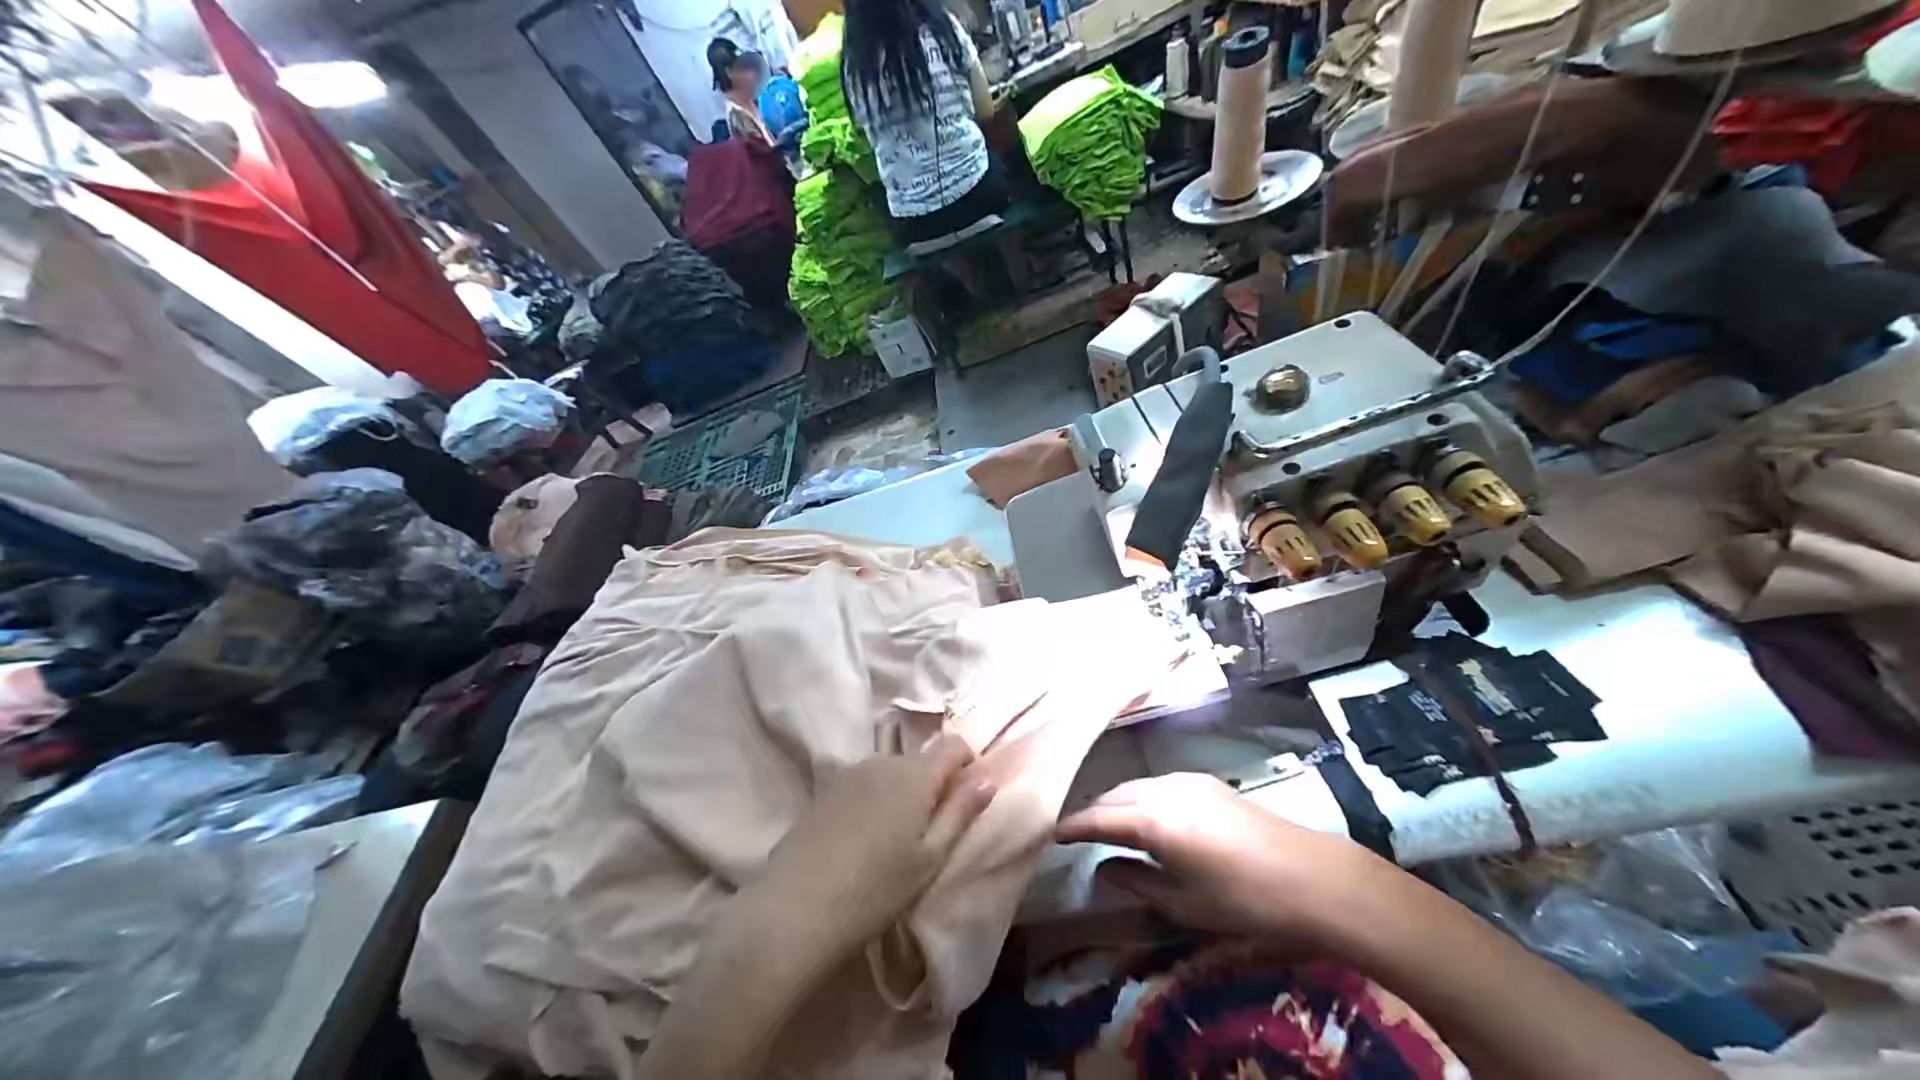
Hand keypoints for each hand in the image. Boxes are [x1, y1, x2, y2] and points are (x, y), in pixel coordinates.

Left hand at [738, 735, 996, 959]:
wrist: (797, 908)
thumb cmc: (877, 888)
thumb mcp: (931, 858)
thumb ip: (961, 811)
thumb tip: (987, 777)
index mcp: (914, 774)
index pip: (953, 745)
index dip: (968, 762)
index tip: (967, 796)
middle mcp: (881, 762)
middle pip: (919, 760)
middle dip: (932, 784)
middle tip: (930, 831)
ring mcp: (848, 774)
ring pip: (889, 772)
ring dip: (901, 793)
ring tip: (894, 839)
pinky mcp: (824, 791)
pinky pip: (862, 785)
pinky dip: (873, 802)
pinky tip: (862, 841)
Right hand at [1055, 773, 1392, 943]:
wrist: (1309, 875)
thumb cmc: (1241, 898)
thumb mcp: (1181, 902)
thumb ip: (1134, 880)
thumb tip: (1101, 869)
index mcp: (1151, 819)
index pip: (1096, 818)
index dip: (1071, 827)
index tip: (1051, 834)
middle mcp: (1162, 790)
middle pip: (1113, 795)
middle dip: (1092, 812)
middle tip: (1077, 833)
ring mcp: (1186, 780)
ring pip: (1135, 785)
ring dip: (1116, 802)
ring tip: (1108, 825)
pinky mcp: (1206, 782)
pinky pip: (1157, 784)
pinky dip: (1140, 797)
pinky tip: (1146, 816)